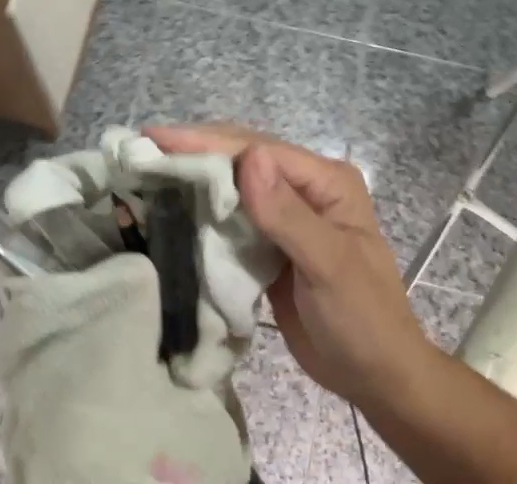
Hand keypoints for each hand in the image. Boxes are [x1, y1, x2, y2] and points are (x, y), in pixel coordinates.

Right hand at [146, 124, 436, 406]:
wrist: (378, 379)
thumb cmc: (363, 320)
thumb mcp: (330, 267)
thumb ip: (289, 215)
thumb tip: (249, 157)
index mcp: (326, 181)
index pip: (257, 149)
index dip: (205, 143)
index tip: (154, 138)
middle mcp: (306, 188)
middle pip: (241, 159)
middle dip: (192, 153)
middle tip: (138, 151)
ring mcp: (286, 216)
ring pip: (232, 187)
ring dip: (192, 181)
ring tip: (143, 173)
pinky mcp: (269, 245)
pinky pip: (231, 220)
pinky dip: (201, 214)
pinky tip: (169, 211)